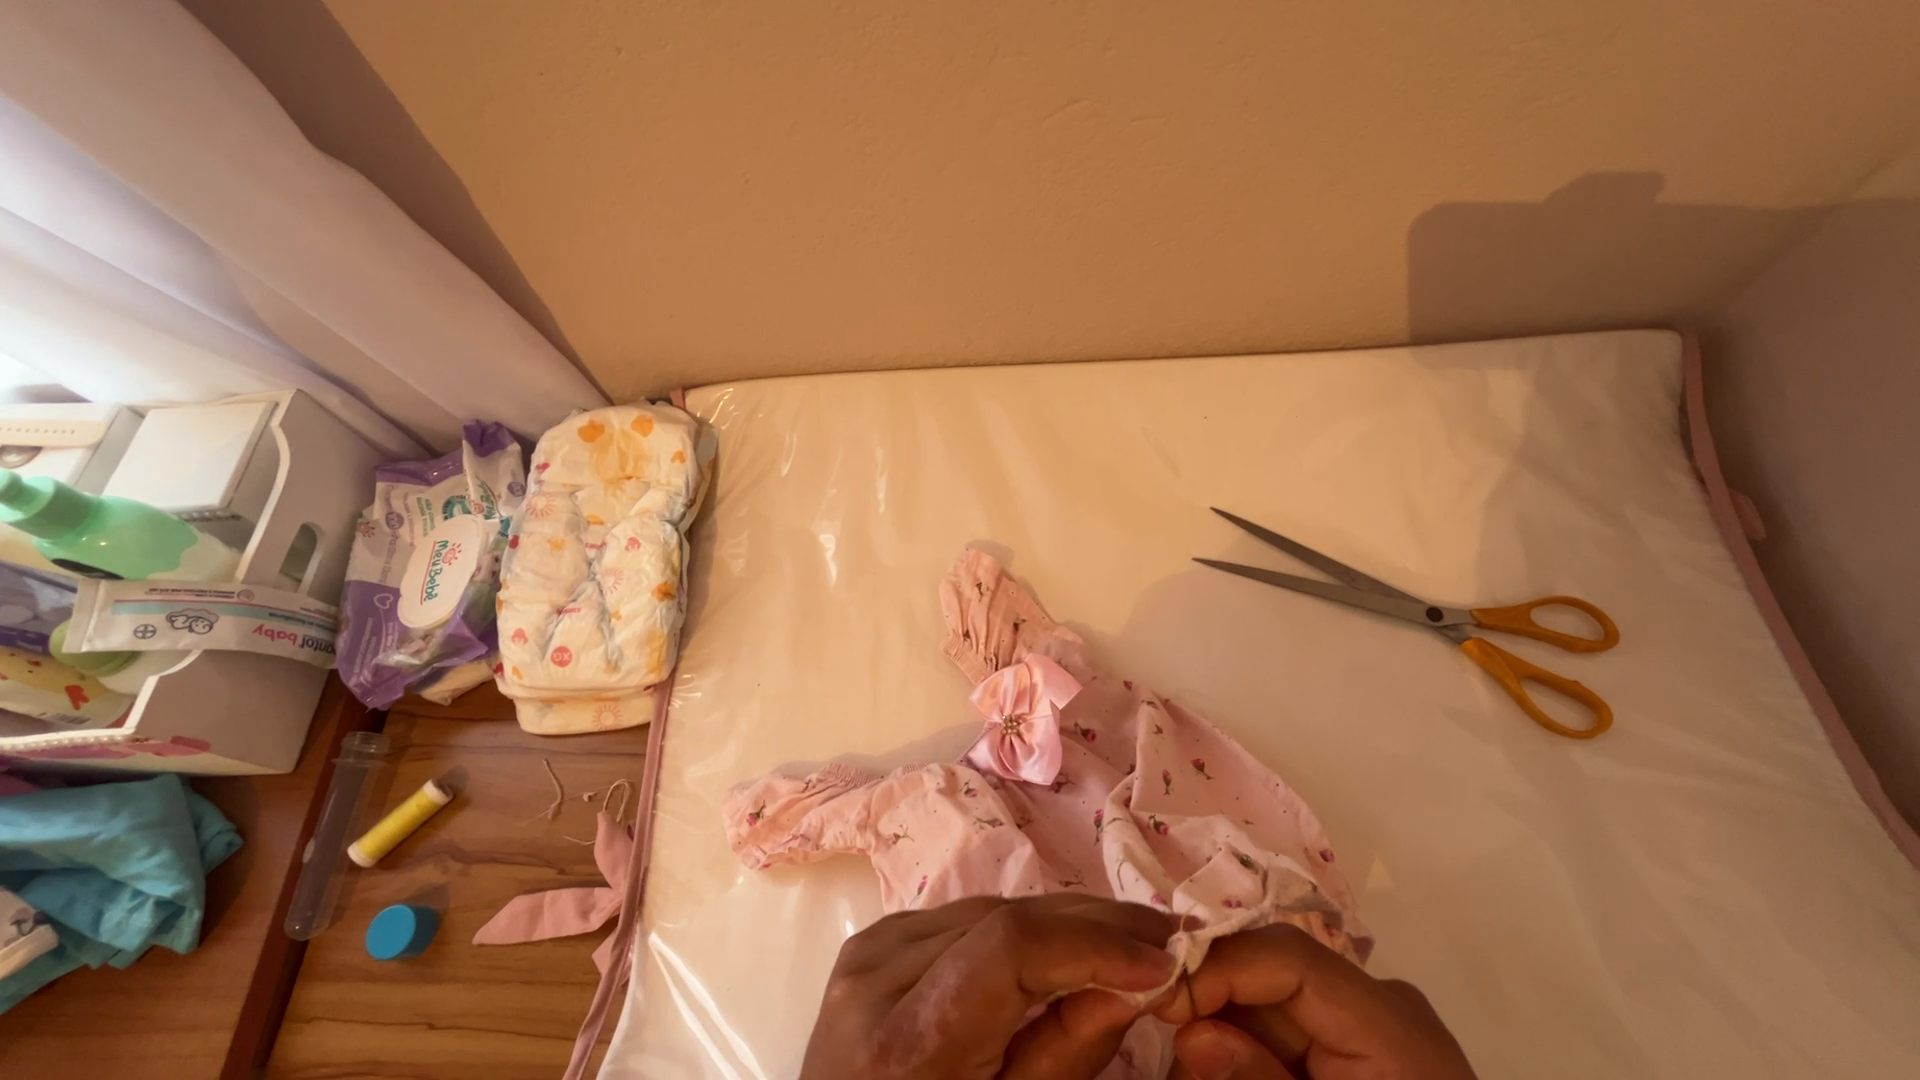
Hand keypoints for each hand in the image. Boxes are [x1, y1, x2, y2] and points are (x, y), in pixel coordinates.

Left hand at [800, 894, 1178, 1078]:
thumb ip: (1071, 1047)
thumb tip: (1141, 977)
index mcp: (906, 1041)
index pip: (1007, 948)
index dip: (1093, 941)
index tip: (1166, 956)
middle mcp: (876, 974)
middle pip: (1001, 918)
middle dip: (1093, 924)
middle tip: (1169, 935)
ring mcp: (867, 949)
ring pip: (987, 908)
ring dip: (1059, 922)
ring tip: (1124, 939)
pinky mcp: (870, 940)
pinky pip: (959, 918)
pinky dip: (1015, 928)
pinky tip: (1056, 944)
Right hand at [1155, 924, 1476, 1079]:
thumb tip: (1191, 1032)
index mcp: (1390, 1026)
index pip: (1288, 957)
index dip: (1218, 966)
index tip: (1162, 1006)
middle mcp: (1378, 1006)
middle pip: (1267, 977)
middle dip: (1209, 1009)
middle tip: (1170, 1053)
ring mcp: (1366, 1026)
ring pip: (1263, 1003)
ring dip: (1219, 1039)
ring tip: (1202, 1072)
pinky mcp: (1352, 1048)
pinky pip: (1281, 1029)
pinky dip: (1245, 1054)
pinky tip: (1232, 1072)